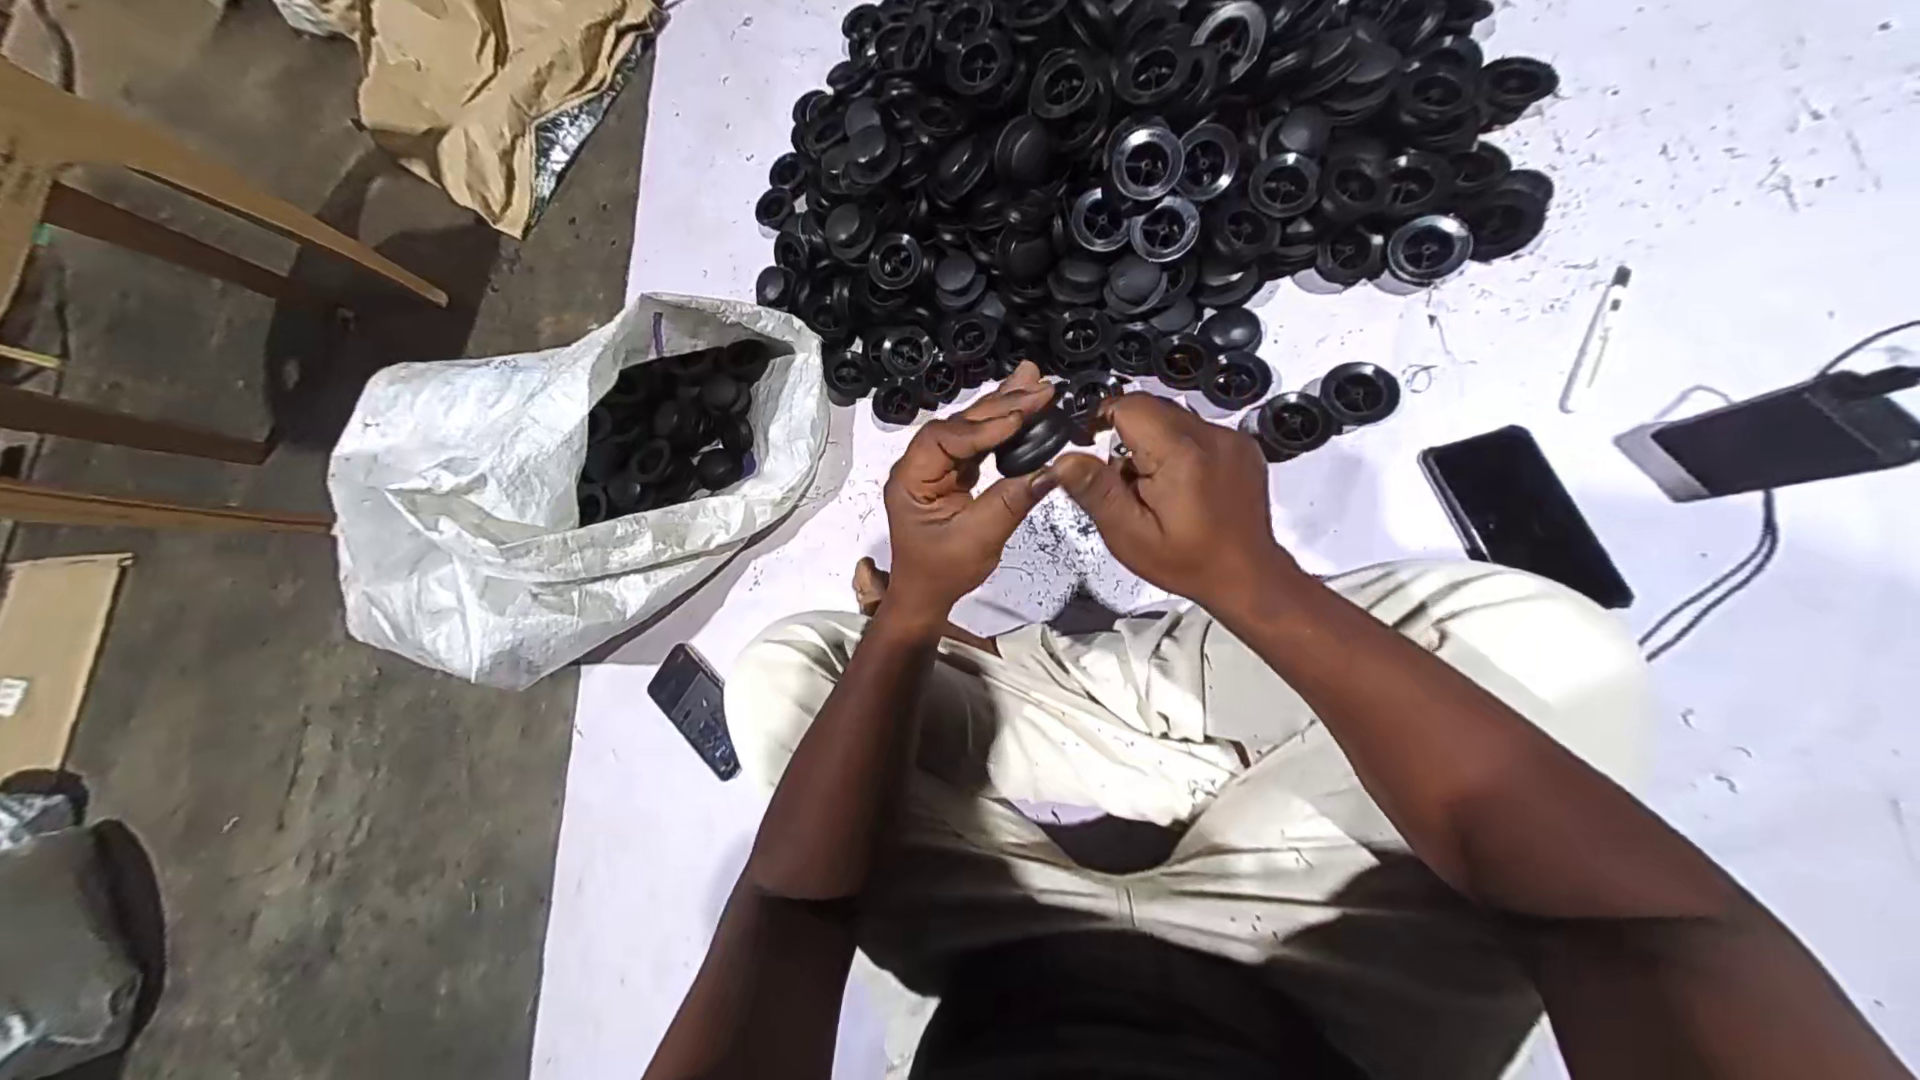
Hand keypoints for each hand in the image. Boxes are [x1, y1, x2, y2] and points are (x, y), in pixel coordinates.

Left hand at [881, 362, 1056, 618]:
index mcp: (910, 480)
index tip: (1019, 417)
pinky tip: (1022, 409)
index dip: (982, 428)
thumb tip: (1050, 471)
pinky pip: (978, 443)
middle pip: (959, 425)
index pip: (944, 439)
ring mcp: (936, 468)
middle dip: (1000, 406)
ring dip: (1003, 407)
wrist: (926, 595)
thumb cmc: (939, 573)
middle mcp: (918, 467)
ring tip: (1034, 383)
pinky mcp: (953, 474)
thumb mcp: (977, 540)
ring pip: (970, 429)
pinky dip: (1002, 427)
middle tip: (1038, 386)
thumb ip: (1011, 501)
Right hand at [1049, 394, 1302, 613]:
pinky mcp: (1239, 446)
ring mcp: (1230, 440)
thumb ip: (1096, 492)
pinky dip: (1179, 451)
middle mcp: (1211, 438)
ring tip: (1157, 489)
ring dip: (1154, 445)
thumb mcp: (1129, 534)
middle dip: (1129, 440)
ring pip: (1171, 418)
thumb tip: (1063, 461)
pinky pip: (1195, 431)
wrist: (1245, 576)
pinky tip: (1182, 486)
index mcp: (1181, 455)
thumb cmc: (1191, 562)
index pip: (1129, 405)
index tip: (1095, 446)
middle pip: (1150, 408)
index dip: (1103, 422)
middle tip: (1130, 483)